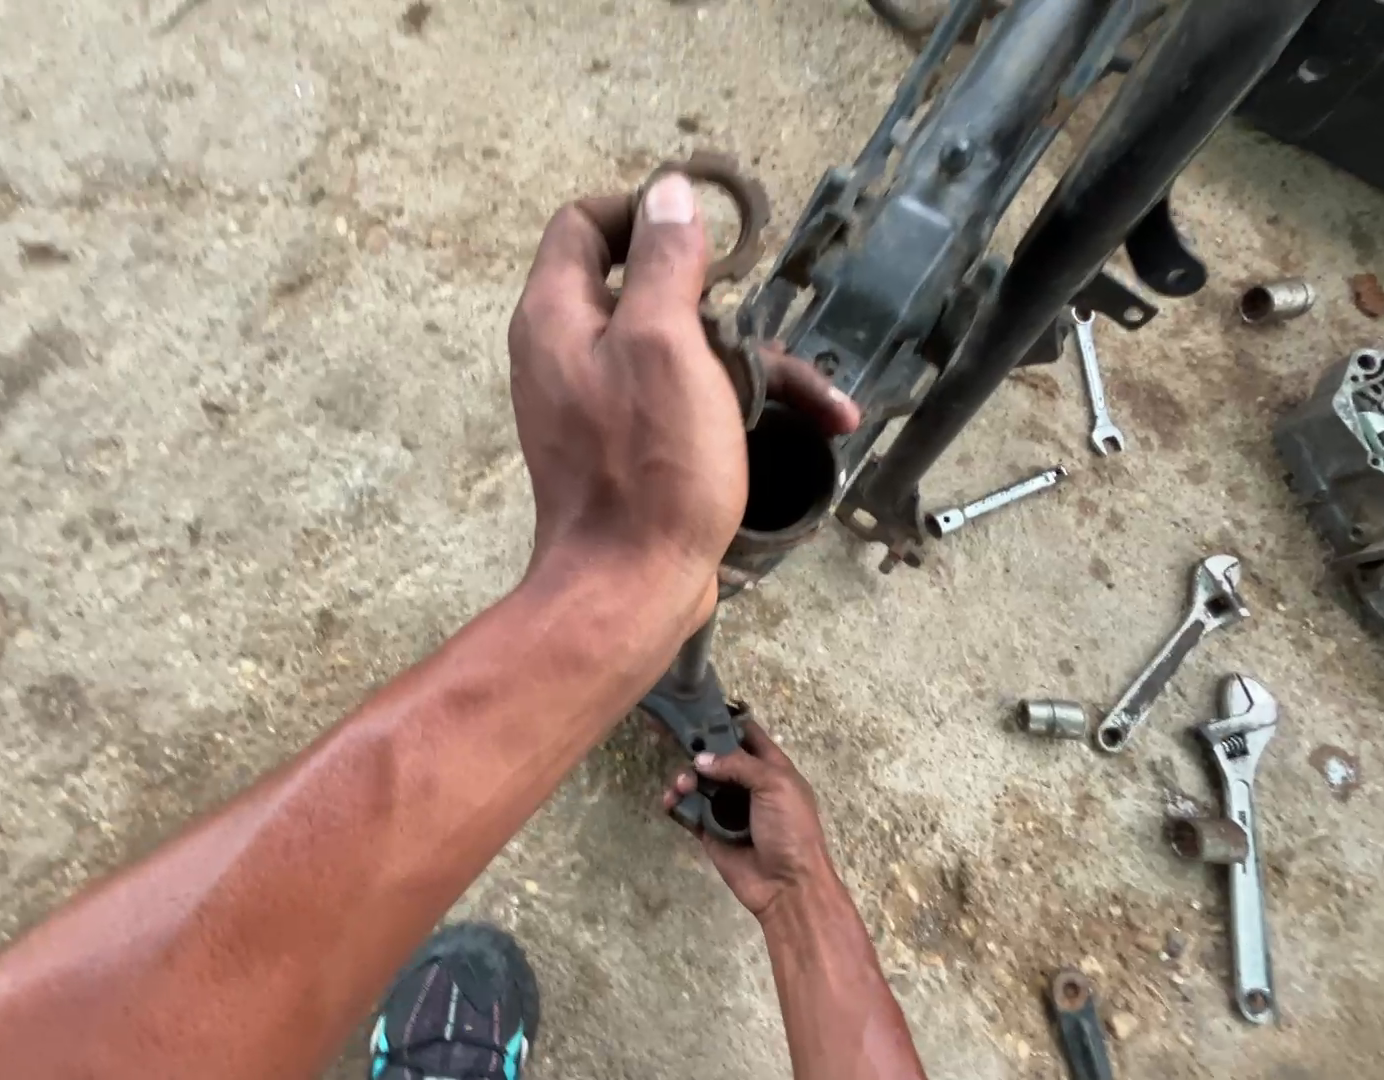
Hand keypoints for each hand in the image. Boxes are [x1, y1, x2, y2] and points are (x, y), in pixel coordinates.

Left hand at [509, 177, 858, 633]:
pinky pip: (685, 401)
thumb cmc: (647, 464)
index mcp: (557, 316)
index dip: (645, 214)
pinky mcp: (634, 445)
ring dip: (753, 368)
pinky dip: (739, 407)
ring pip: (682, 352)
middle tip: (766, 338)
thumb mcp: (664, 344)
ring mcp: (603, 403)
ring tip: (825, 404)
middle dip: (721, 308)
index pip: (585, 225)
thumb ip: (664, 262)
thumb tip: (667, 190)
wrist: (630, 586)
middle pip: (648, 292)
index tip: (707, 236)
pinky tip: (815, 426)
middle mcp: (570, 353)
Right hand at [661, 718, 838, 920]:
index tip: (698, 708)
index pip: (746, 734)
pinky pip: (688, 810)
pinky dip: (676, 802)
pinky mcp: (710, 830)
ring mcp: (727, 807)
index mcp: (771, 768)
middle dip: (696, 748)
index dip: (726, 720)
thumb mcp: (774, 785)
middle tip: (674, 740)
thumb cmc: (790, 829)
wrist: (788, 887)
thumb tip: (701, 760)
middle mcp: (747, 783)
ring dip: (686, 777)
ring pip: (699, 781)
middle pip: (716, 757)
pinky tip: (671, 800)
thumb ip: (738, 764)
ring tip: (682, 785)